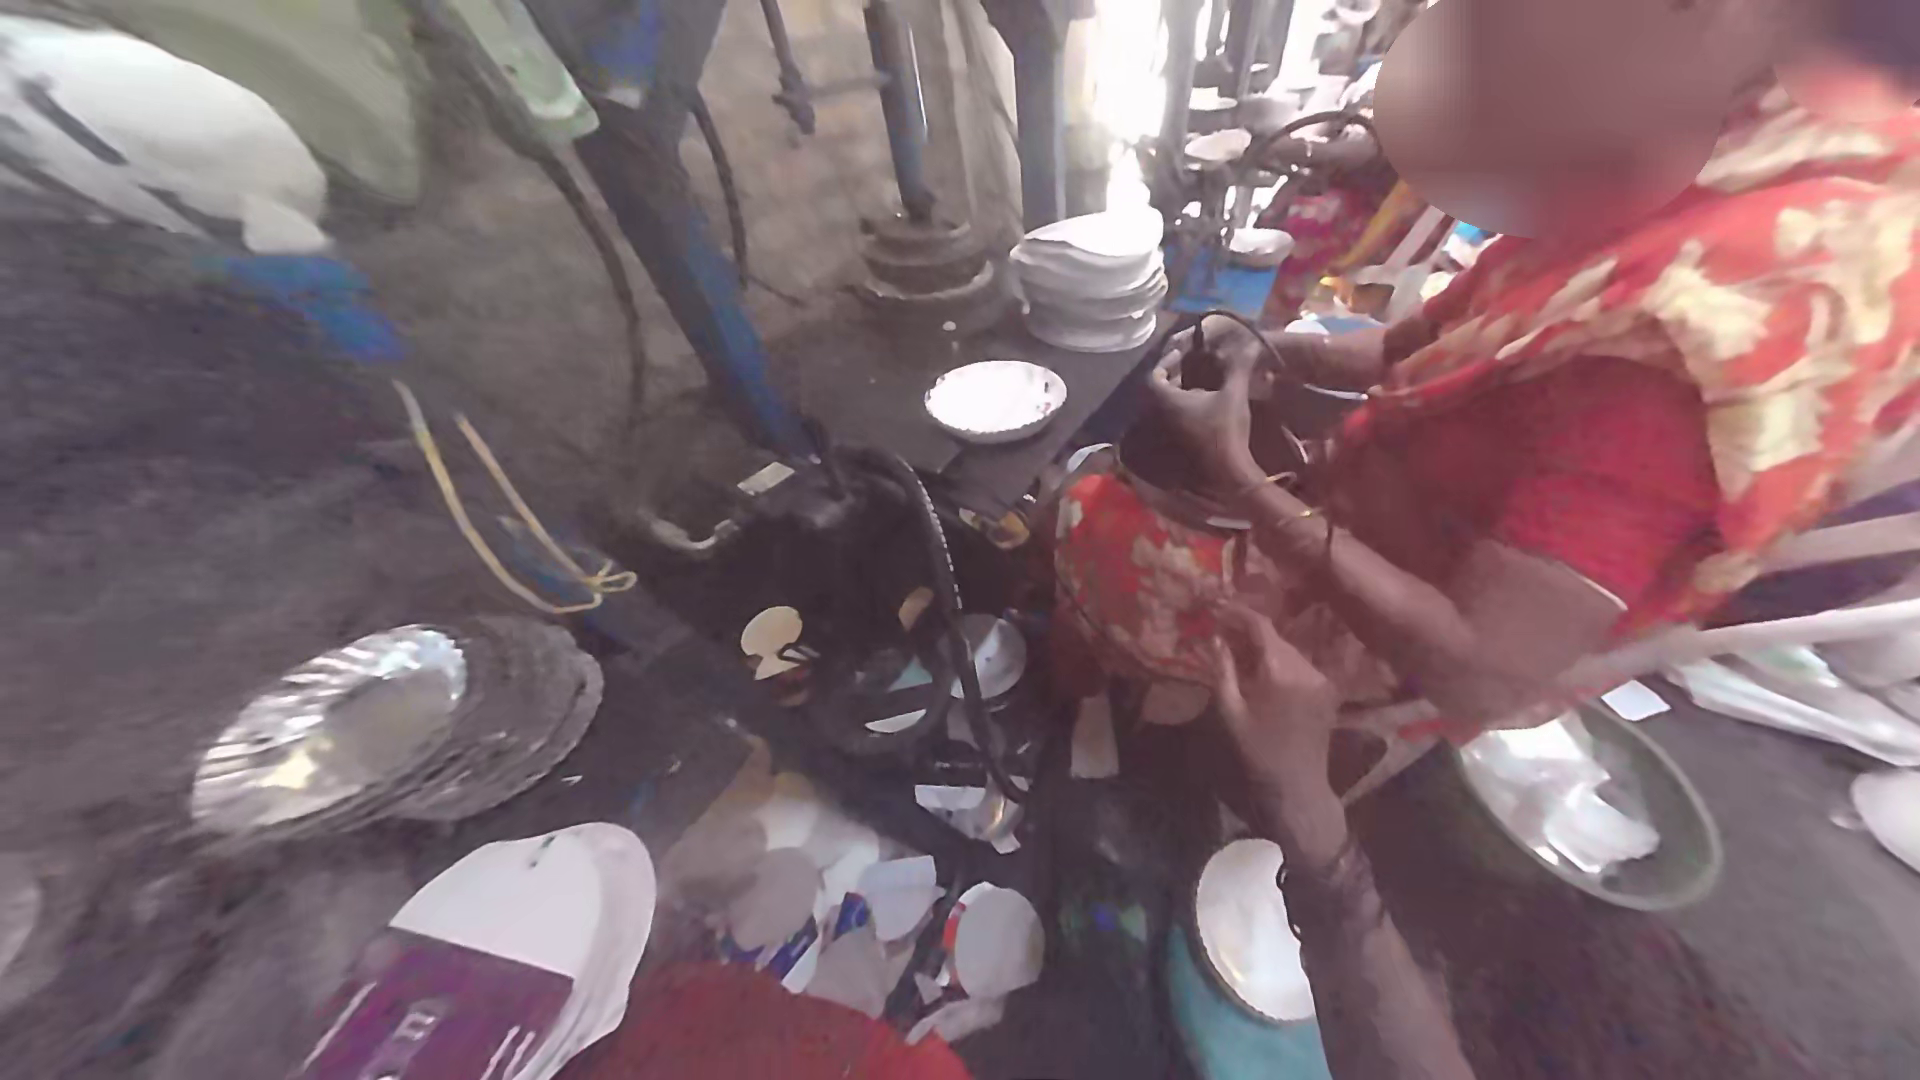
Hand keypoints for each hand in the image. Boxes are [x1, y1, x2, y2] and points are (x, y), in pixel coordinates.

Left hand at [1147, 318, 1270, 485]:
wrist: (1225, 479)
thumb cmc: (1225, 434)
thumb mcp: (1233, 396)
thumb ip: (1238, 367)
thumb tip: (1249, 344)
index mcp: (1161, 400)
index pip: (1156, 373)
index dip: (1168, 361)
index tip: (1182, 354)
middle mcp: (1150, 419)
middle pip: (1155, 393)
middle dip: (1171, 381)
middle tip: (1190, 372)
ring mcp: (1153, 440)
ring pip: (1157, 413)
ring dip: (1172, 402)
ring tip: (1194, 394)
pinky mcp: (1159, 456)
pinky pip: (1161, 432)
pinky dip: (1172, 422)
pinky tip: (1192, 419)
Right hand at [1210, 604, 1337, 792]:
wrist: (1298, 784)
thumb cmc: (1257, 749)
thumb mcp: (1230, 709)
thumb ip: (1222, 669)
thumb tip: (1215, 637)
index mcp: (1280, 672)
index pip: (1260, 626)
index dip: (1238, 613)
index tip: (1217, 607)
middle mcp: (1306, 668)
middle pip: (1274, 636)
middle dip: (1247, 629)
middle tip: (1221, 628)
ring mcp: (1321, 678)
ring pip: (1286, 648)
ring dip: (1263, 644)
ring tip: (1237, 647)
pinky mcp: (1327, 689)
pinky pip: (1298, 663)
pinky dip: (1278, 659)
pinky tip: (1260, 667)